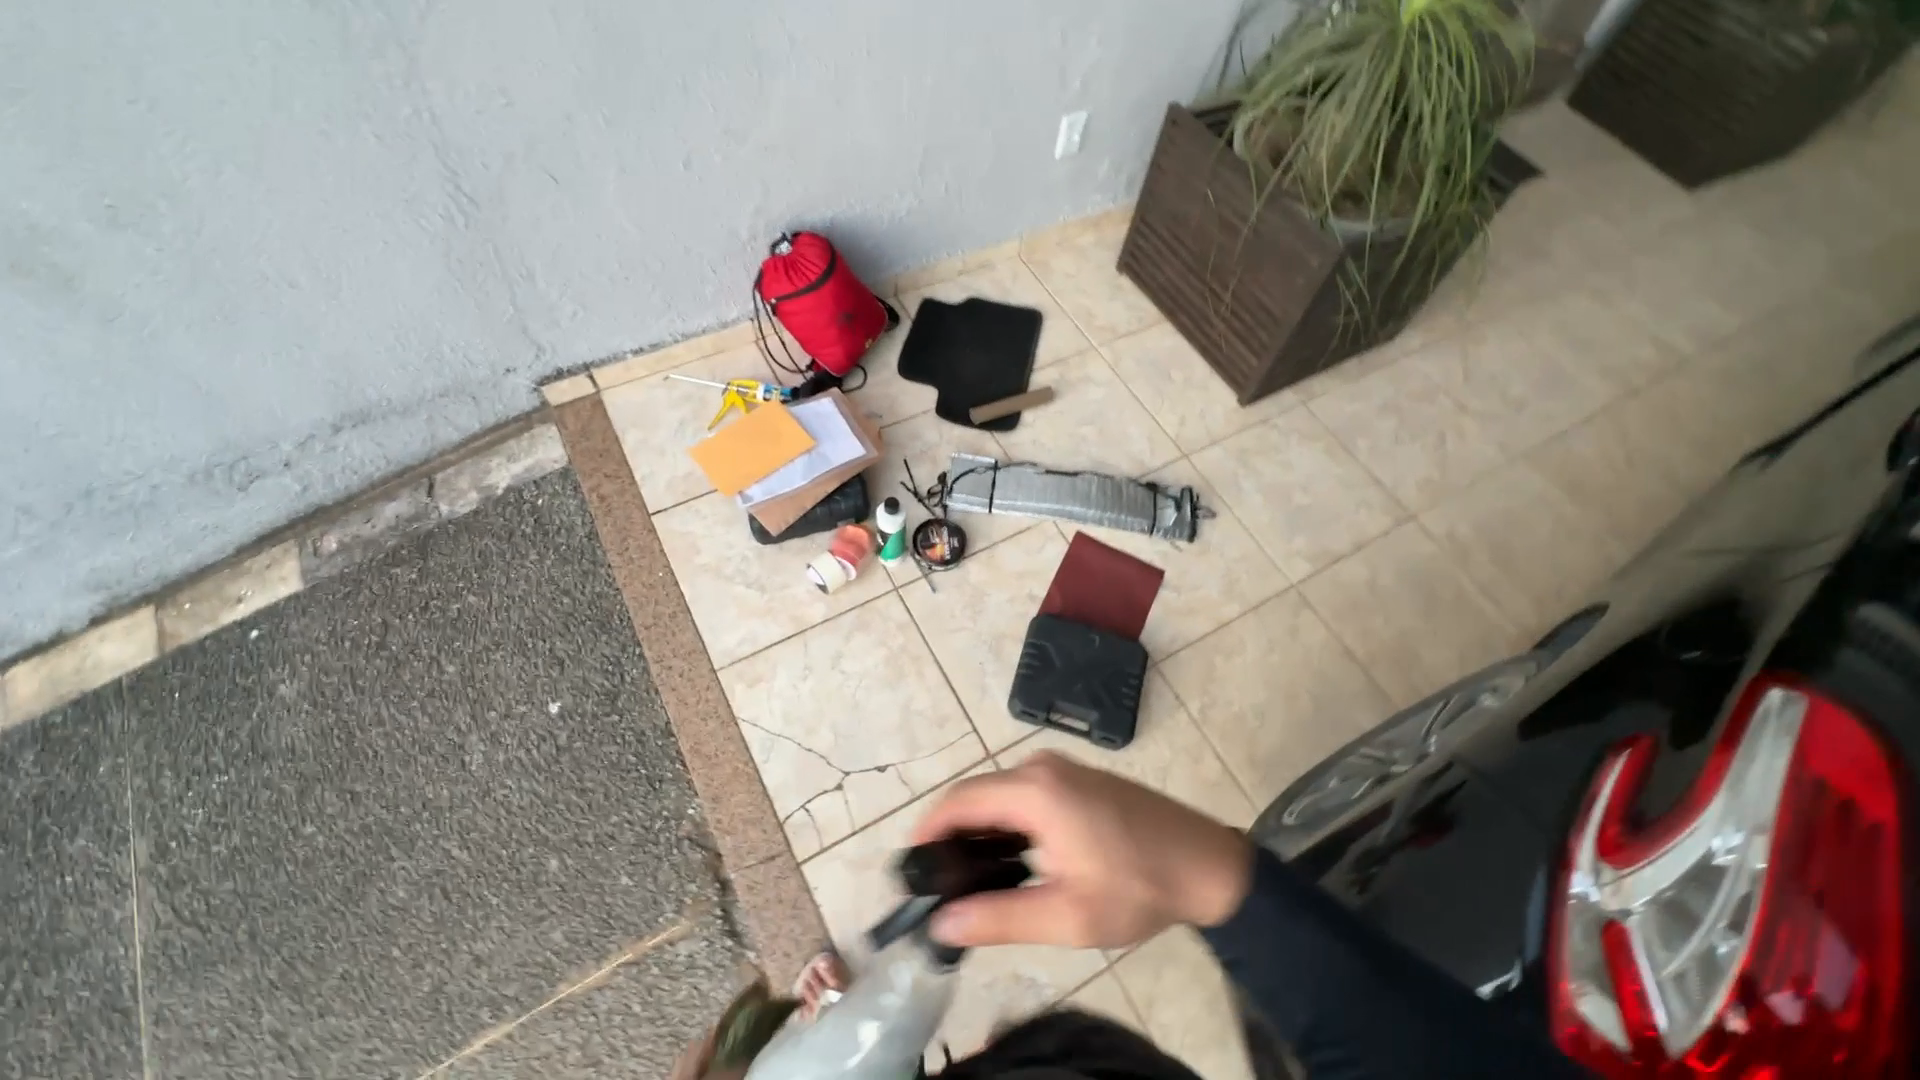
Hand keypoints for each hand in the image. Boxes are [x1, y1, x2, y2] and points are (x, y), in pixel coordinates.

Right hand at [910, 751, 1252, 949]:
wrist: (1207, 865)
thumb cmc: (1137, 888)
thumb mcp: (1067, 916)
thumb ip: (998, 918)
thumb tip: (941, 923)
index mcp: (1035, 791)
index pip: (958, 801)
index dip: (927, 832)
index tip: (910, 870)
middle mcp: (1041, 767)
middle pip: (975, 795)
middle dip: (950, 836)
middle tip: (939, 885)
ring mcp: (1061, 768)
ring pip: (998, 795)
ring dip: (978, 831)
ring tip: (967, 880)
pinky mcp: (1075, 778)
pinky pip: (1021, 794)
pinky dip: (1004, 823)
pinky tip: (1008, 861)